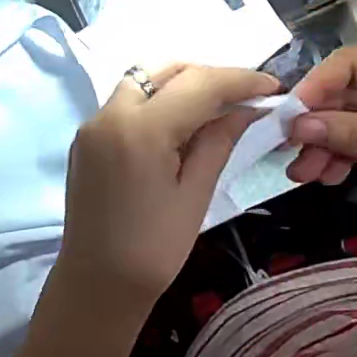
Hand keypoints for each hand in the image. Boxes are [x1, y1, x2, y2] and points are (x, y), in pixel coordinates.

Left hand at [57, 65, 279, 307]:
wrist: (96, 284)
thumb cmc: (153, 251)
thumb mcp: (195, 195)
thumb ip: (218, 142)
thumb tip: (246, 109)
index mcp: (141, 129)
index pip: (199, 84)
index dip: (240, 80)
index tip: (271, 88)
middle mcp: (110, 115)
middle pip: (167, 71)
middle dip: (209, 77)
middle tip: (244, 98)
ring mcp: (92, 125)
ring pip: (142, 81)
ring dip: (180, 85)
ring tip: (214, 109)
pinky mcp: (85, 139)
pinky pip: (125, 103)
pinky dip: (156, 102)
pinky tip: (178, 125)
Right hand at [285, 42, 356, 219]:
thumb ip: (353, 134)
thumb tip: (297, 126)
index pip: (353, 62)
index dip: (316, 86)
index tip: (287, 117)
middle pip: (347, 90)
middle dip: (318, 123)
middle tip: (290, 153)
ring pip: (351, 114)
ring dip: (326, 142)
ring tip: (304, 174)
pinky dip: (345, 152)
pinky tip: (327, 174)